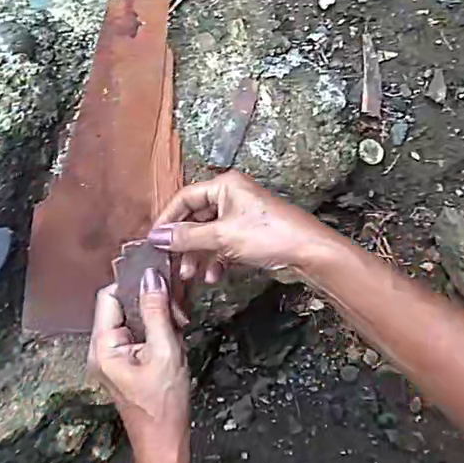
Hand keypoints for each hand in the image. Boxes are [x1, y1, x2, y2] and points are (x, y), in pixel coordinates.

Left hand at [89, 269, 190, 462]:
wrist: (165, 445)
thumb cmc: (163, 407)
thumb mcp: (165, 352)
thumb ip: (157, 311)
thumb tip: (151, 277)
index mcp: (104, 346)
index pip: (110, 295)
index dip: (134, 284)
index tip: (161, 279)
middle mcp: (104, 348)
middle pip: (122, 305)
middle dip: (152, 301)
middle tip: (178, 308)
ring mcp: (115, 355)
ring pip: (135, 317)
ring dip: (159, 315)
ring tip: (181, 324)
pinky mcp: (129, 361)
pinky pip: (141, 333)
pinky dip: (159, 328)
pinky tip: (177, 333)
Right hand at [147, 171, 340, 284]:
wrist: (310, 253)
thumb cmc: (271, 235)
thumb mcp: (222, 236)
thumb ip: (187, 237)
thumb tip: (158, 236)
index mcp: (225, 185)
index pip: (185, 198)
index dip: (168, 220)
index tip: (154, 240)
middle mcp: (232, 197)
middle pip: (196, 218)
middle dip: (184, 243)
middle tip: (171, 262)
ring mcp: (241, 216)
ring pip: (209, 235)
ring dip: (198, 256)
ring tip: (190, 276)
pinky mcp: (250, 235)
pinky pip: (223, 246)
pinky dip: (216, 261)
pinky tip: (213, 277)